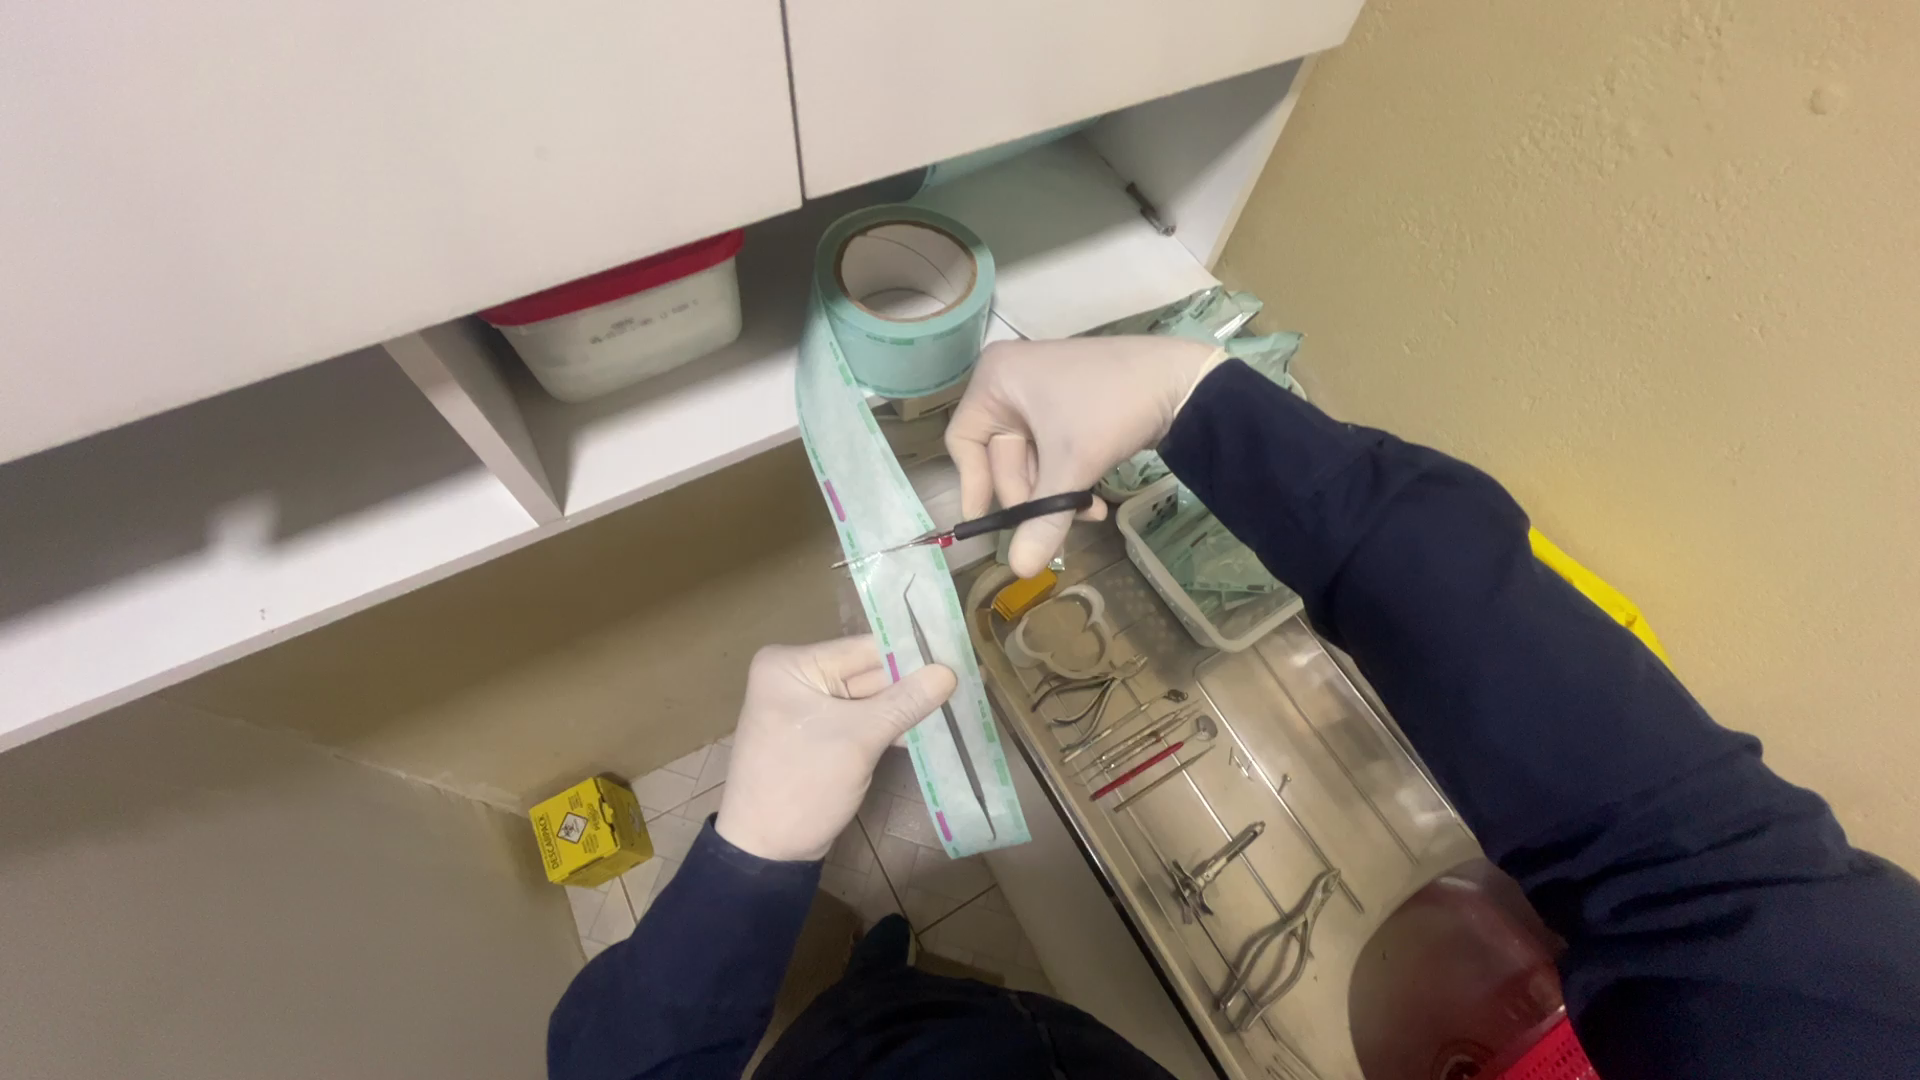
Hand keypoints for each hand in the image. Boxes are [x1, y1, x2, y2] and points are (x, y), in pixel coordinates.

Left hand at [716, 636, 957, 861]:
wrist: (766, 854)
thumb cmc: (803, 786)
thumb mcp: (858, 740)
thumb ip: (906, 702)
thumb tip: (950, 671)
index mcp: (791, 664)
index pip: (864, 649)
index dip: (912, 652)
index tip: (958, 652)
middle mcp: (796, 675)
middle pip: (868, 671)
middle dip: (913, 680)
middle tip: (967, 675)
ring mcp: (807, 705)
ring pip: (870, 696)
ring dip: (906, 704)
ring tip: (957, 699)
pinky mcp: (820, 732)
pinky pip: (862, 717)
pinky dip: (890, 723)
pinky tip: (928, 725)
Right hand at [945, 336, 1224, 575]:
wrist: (1183, 379)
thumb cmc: (1111, 408)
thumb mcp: (1072, 465)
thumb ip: (1043, 519)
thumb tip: (1021, 571)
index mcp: (996, 380)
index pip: (964, 441)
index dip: (974, 485)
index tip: (986, 524)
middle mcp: (1010, 382)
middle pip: (1000, 457)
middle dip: (1033, 496)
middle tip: (1055, 523)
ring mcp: (1039, 394)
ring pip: (1030, 462)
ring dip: (1056, 495)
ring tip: (1087, 514)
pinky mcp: (1066, 408)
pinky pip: (1051, 454)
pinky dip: (1068, 479)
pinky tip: (1093, 502)